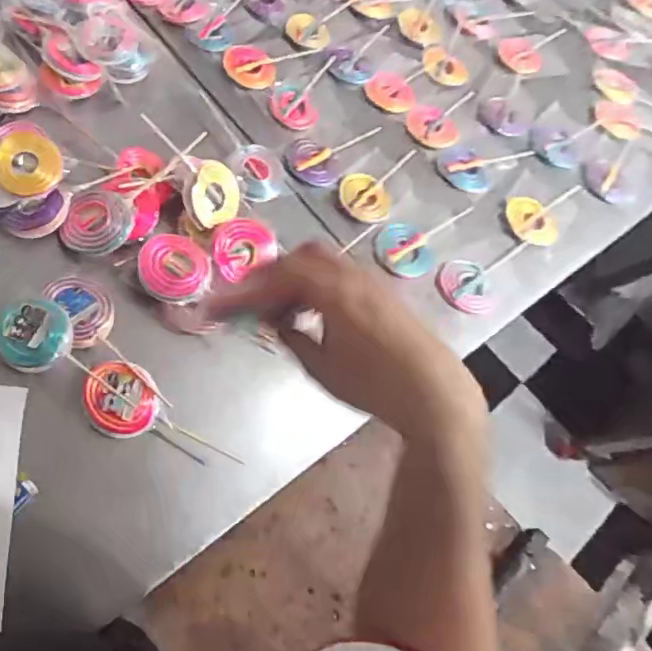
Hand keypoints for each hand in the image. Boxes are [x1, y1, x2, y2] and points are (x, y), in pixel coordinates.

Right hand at [208, 240, 485, 443]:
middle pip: (300, 258)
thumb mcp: (319, 366)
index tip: (218, 305)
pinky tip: (308, 314)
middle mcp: (352, 277)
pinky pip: (337, 275)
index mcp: (333, 292)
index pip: (277, 278)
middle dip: (268, 276)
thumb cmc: (372, 384)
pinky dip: (313, 286)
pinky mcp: (380, 294)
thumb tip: (274, 321)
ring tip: (278, 311)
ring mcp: (370, 282)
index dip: (243, 292)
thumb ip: (291, 337)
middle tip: (248, 300)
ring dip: (292, 280)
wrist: (433, 393)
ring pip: (320, 264)